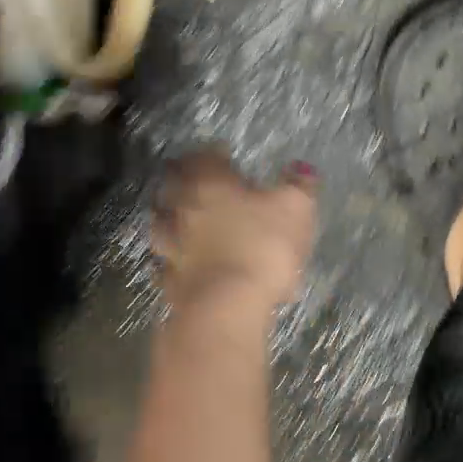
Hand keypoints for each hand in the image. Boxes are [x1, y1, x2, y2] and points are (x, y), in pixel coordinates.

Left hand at [153, 149, 315, 313]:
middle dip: (181, 180)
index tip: (222, 153)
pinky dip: (171, 260)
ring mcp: (171, 247)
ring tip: (178, 219)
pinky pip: (165, 264)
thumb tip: (301, 167)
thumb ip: (298, 185)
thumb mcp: (294, 208)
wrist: (226, 308)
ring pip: (160, 224)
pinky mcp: (169, 283)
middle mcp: (182, 210)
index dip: (211, 153)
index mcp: (210, 184)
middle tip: (193, 180)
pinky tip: (180, 264)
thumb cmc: (262, 247)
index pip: (202, 157)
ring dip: (167, 218)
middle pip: (172, 187)